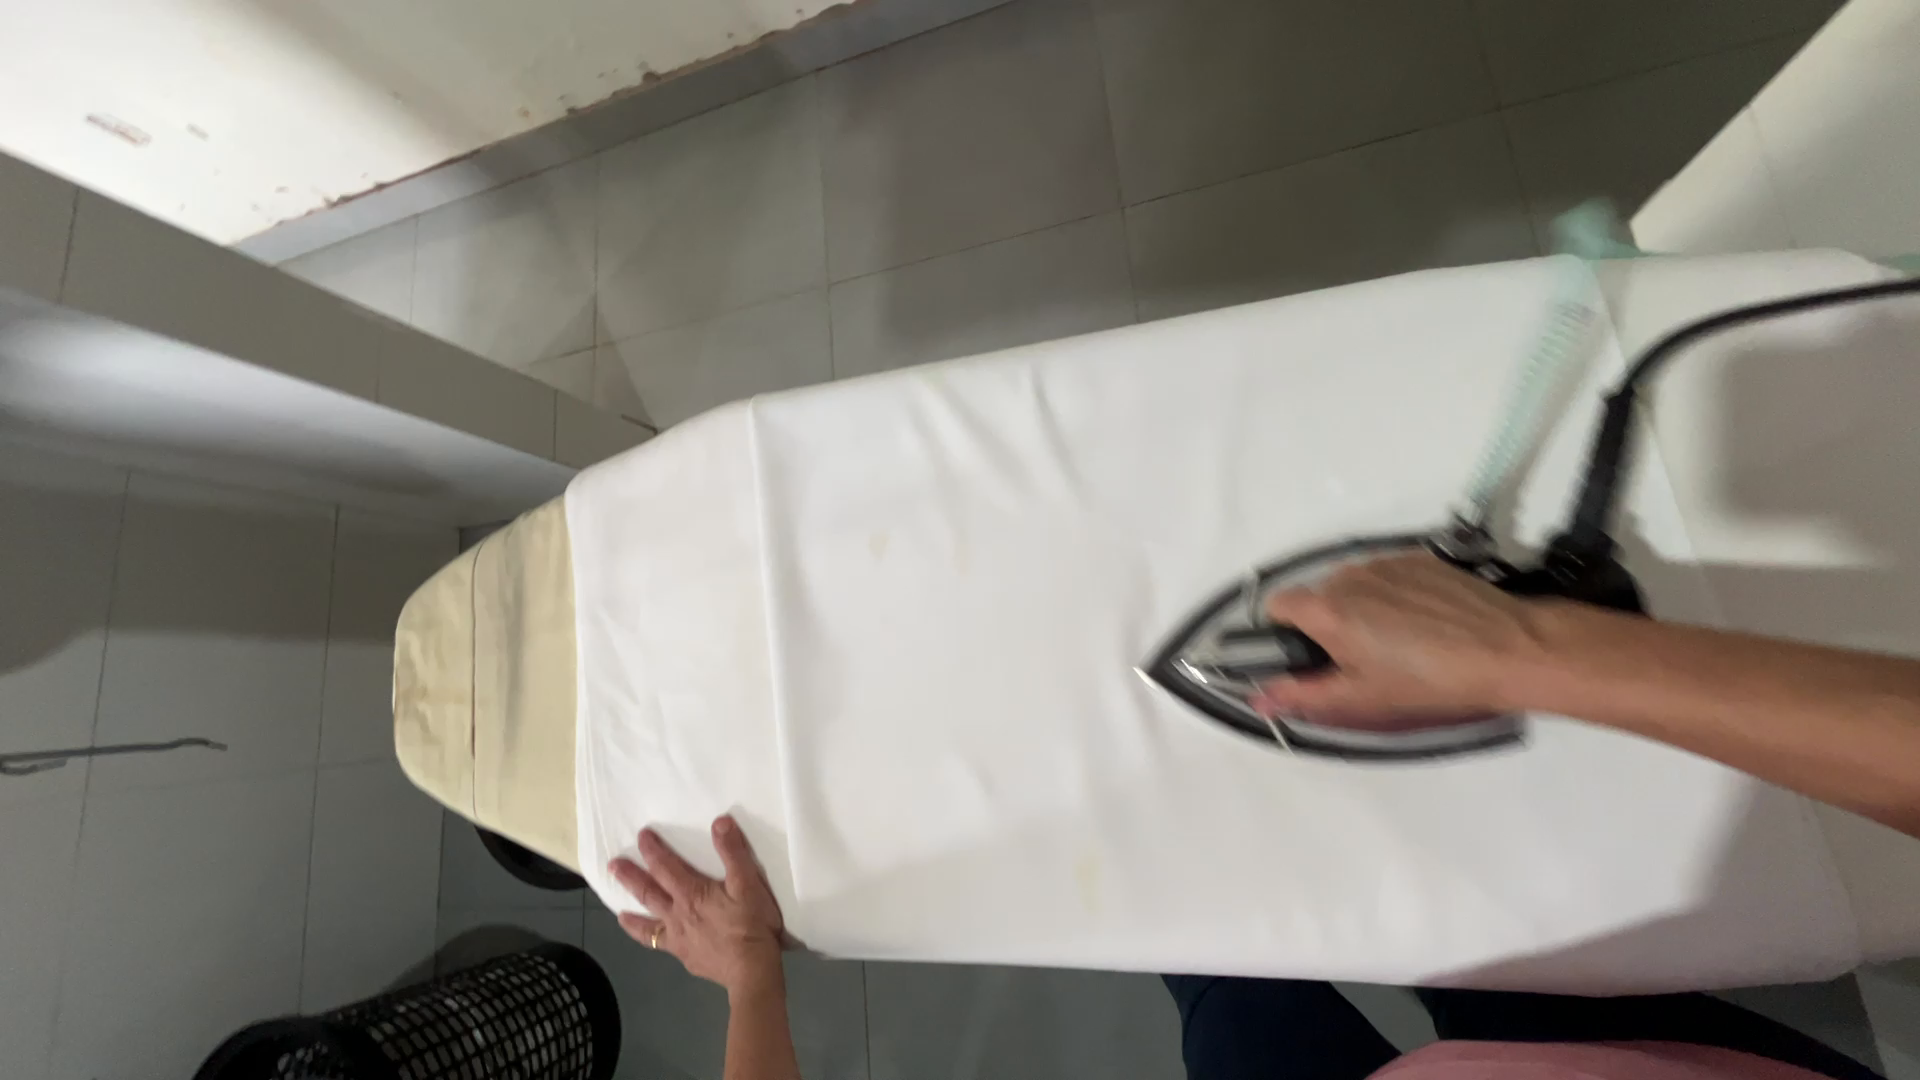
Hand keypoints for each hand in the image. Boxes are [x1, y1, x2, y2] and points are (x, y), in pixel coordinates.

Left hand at [610, 816, 785, 996]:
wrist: (751, 967)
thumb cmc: (751, 921)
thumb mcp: (748, 881)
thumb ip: (733, 851)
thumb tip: (719, 822)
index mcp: (692, 893)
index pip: (666, 866)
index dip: (653, 850)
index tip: (641, 836)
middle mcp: (678, 914)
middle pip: (649, 892)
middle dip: (630, 876)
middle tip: (613, 865)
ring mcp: (678, 938)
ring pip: (648, 922)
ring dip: (631, 913)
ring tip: (618, 909)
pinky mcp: (684, 956)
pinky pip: (658, 944)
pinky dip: (648, 938)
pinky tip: (647, 937)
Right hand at [1251, 553, 1547, 724]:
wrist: (1512, 648)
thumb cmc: (1428, 680)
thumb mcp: (1362, 697)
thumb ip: (1302, 695)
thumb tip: (1258, 699)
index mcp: (1325, 609)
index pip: (1276, 605)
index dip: (1284, 631)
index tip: (1311, 656)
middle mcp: (1345, 576)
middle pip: (1316, 596)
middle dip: (1328, 623)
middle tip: (1362, 658)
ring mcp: (1383, 562)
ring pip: (1352, 586)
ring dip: (1361, 607)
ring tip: (1401, 639)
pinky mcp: (1416, 557)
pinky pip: (1385, 575)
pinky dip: (1392, 594)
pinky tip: (1425, 620)